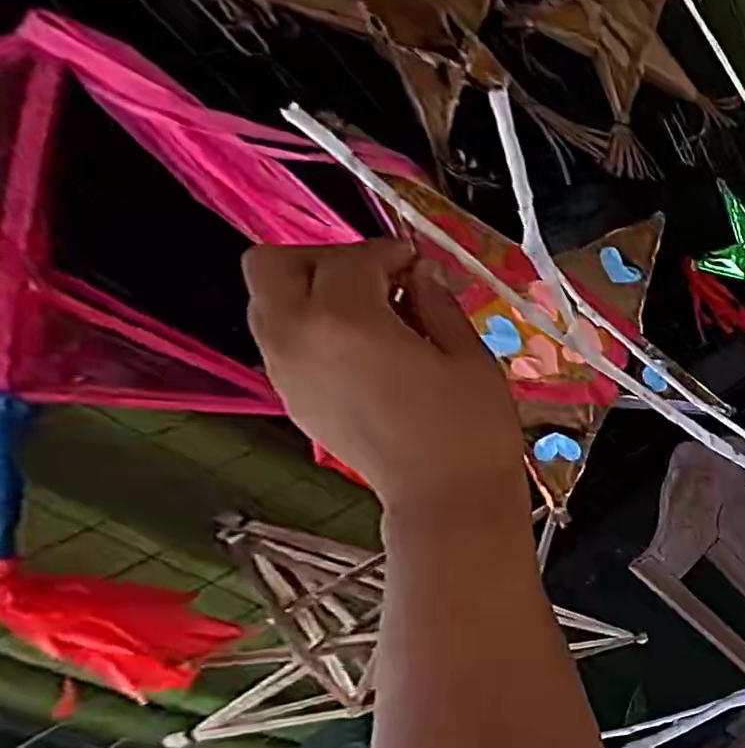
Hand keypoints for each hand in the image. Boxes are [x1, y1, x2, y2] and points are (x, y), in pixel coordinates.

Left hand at [242, 241, 525, 517]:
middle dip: (327, 259)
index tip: (417, 260)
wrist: (446, 494)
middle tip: (381, 278)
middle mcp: (296, 335)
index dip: (388, 252)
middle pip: (275, 263)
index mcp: (347, 320)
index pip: (351, 259)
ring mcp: (283, 367)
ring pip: (270, 300)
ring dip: (315, 291)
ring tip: (375, 315)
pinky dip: (314, 326)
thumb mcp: (470, 359)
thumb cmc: (471, 428)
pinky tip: (366, 350)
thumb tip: (422, 275)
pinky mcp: (289, 394)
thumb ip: (439, 307)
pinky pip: (283, 338)